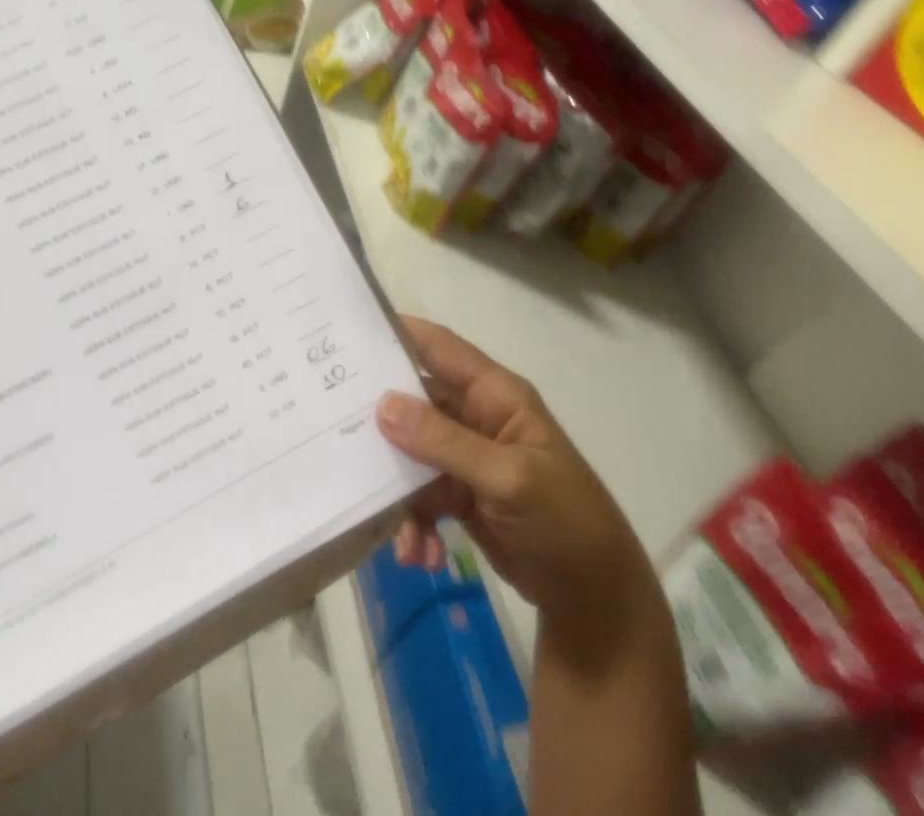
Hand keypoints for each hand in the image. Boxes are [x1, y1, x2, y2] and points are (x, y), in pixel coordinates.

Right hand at [377, 318, 659, 648]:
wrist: (590, 590)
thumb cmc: (563, 519)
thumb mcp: (506, 478)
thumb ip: (444, 442)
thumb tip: (382, 405)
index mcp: (496, 396)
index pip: (441, 349)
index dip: (398, 334)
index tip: (345, 334)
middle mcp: (477, 419)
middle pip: (414, 405)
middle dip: (379, 425)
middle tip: (332, 439)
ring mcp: (466, 458)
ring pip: (410, 458)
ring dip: (400, 498)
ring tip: (402, 537)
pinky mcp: (460, 496)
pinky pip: (420, 498)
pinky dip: (416, 526)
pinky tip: (421, 556)